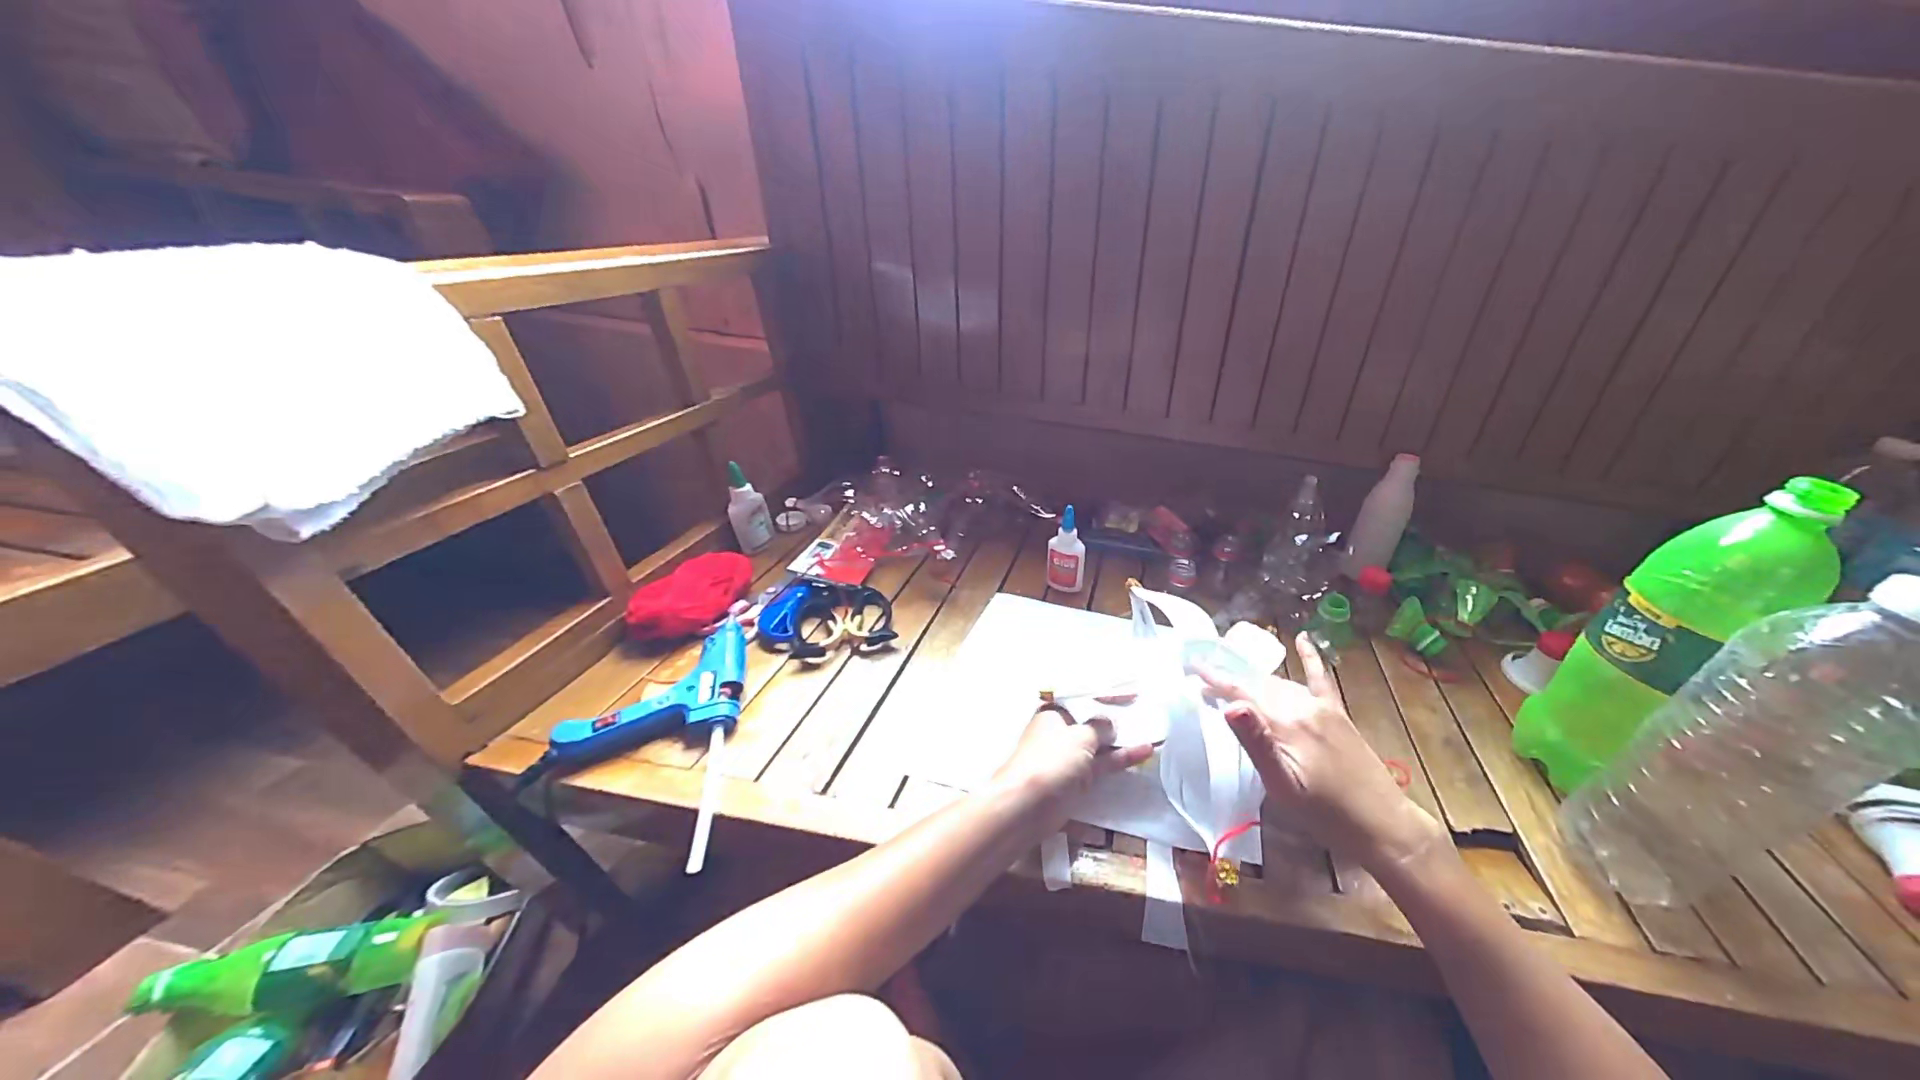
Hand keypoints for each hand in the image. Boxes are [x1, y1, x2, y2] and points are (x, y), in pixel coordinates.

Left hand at [992, 704, 1153, 803]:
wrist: (1027, 805)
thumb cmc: (1051, 760)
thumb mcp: (1080, 736)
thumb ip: (1099, 727)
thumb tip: (1109, 722)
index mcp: (1053, 713)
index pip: (1082, 698)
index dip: (1105, 695)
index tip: (1130, 694)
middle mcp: (1059, 732)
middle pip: (1090, 721)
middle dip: (1115, 719)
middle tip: (1145, 712)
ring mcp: (1068, 756)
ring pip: (1098, 744)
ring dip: (1122, 740)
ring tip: (1153, 733)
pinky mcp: (1076, 779)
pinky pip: (1101, 764)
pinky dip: (1119, 758)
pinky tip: (1143, 753)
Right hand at [1199, 634, 1442, 870]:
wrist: (1382, 825)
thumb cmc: (1324, 813)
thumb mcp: (1282, 784)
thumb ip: (1256, 742)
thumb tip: (1230, 705)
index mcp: (1285, 724)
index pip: (1241, 693)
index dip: (1215, 679)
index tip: (1191, 666)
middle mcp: (1302, 708)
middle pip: (1257, 686)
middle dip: (1228, 678)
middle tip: (1201, 674)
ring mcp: (1322, 709)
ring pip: (1280, 684)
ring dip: (1253, 678)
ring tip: (1230, 676)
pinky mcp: (1337, 716)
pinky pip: (1320, 680)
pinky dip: (1311, 659)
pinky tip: (1304, 640)